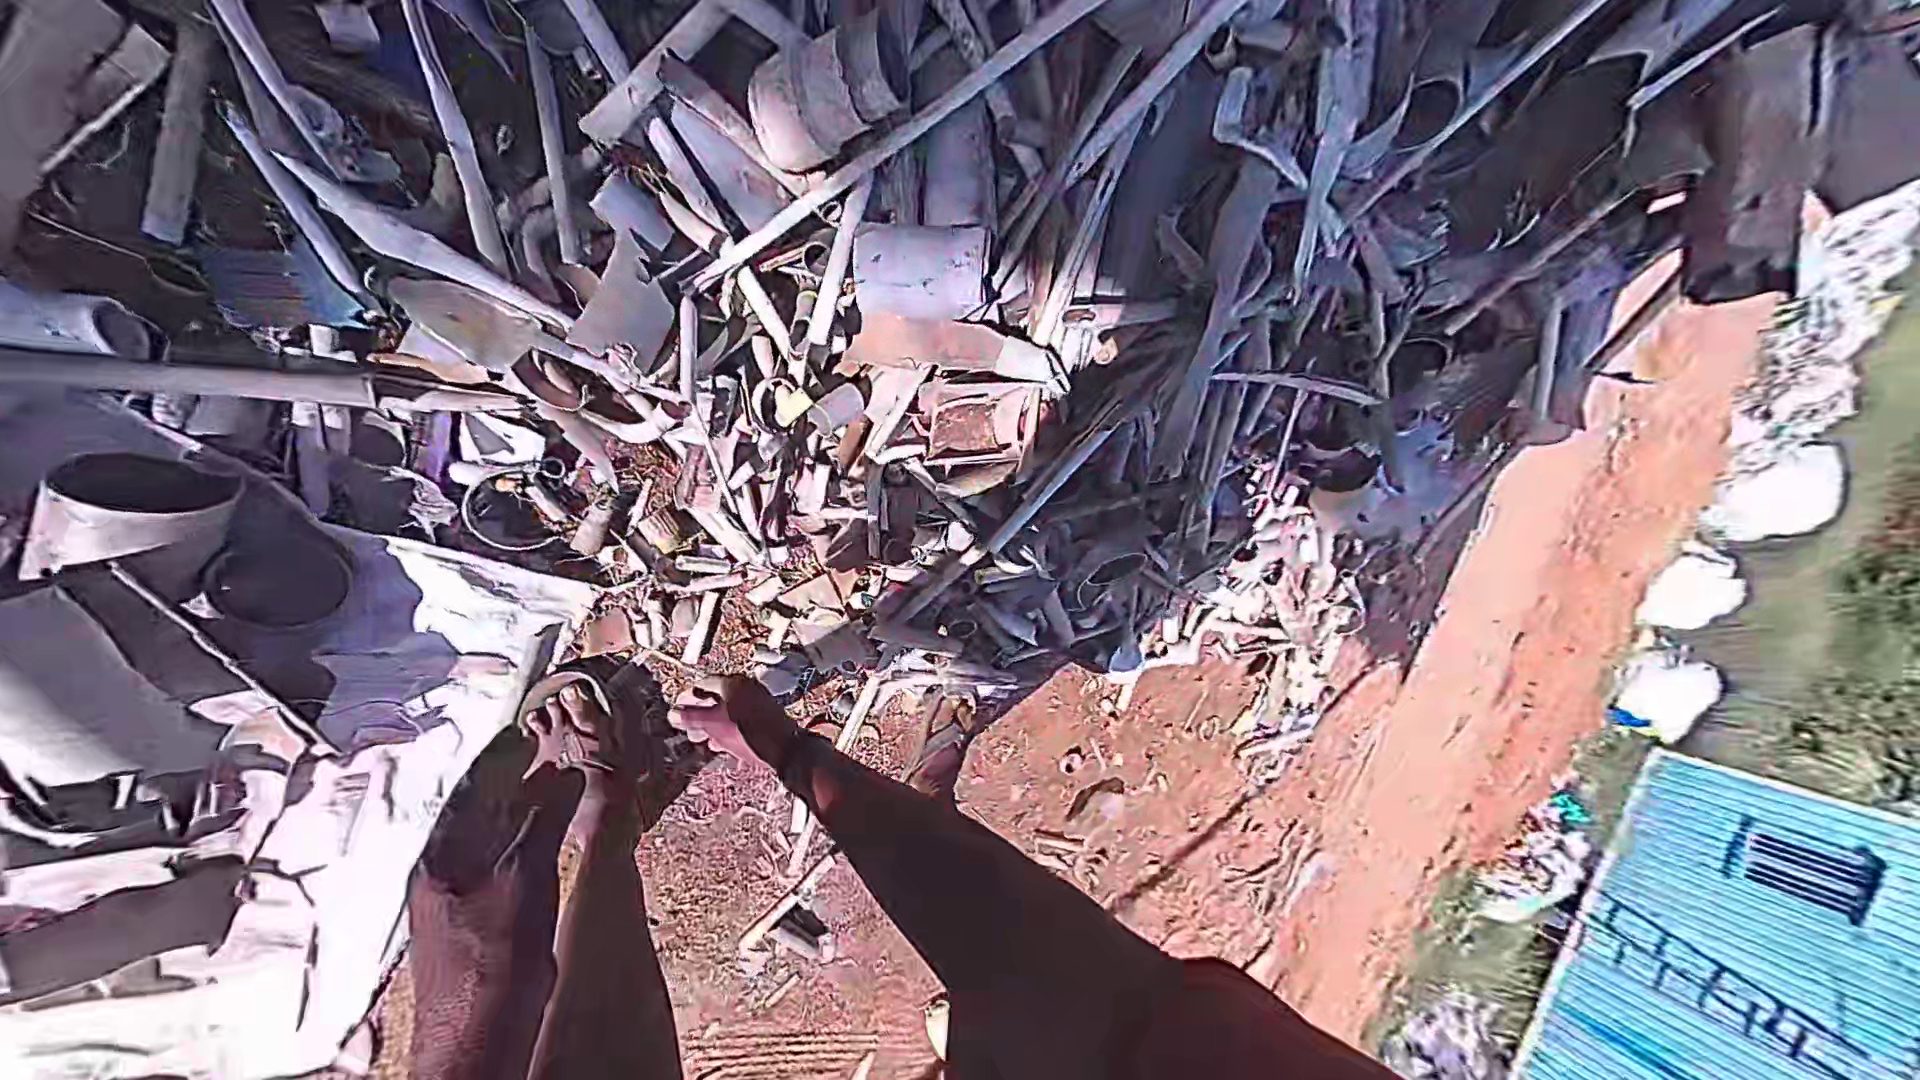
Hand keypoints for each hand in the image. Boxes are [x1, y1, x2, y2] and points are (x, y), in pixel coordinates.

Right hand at [668, 675, 798, 771]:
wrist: (785, 749)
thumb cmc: (749, 733)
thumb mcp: (714, 725)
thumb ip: (692, 718)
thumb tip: (673, 713)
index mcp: (734, 683)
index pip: (703, 684)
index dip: (688, 698)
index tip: (677, 710)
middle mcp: (747, 688)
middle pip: (715, 697)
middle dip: (699, 713)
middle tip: (688, 727)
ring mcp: (757, 701)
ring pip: (727, 709)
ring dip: (712, 723)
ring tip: (700, 738)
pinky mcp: (763, 716)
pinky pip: (738, 718)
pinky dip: (726, 727)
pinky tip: (719, 743)